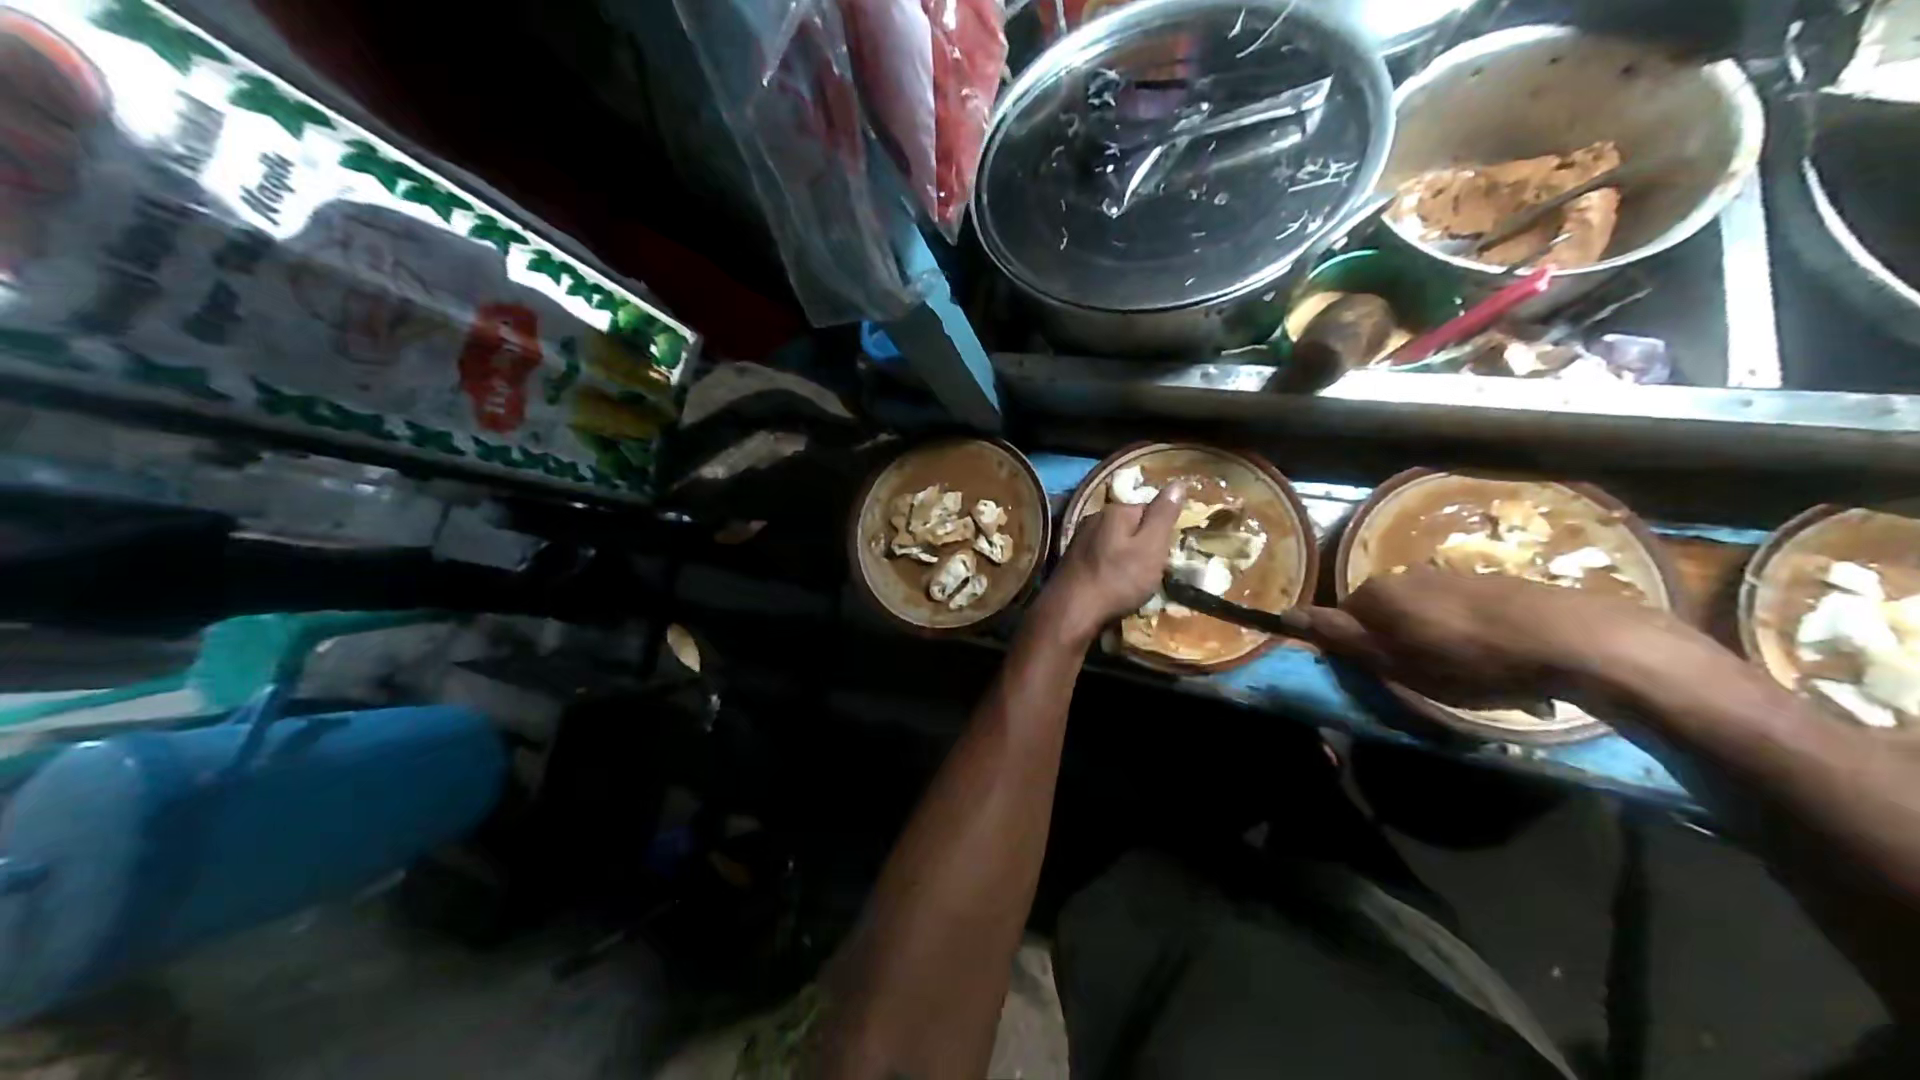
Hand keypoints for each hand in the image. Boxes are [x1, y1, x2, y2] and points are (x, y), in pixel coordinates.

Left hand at [1038, 482, 1185, 642]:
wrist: (1071, 612)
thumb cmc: (1117, 579)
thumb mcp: (1151, 546)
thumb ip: (1163, 515)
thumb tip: (1178, 483)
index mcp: (1115, 511)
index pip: (1149, 510)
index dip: (1162, 533)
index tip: (1165, 554)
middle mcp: (1094, 518)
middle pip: (1131, 527)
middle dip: (1143, 546)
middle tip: (1151, 571)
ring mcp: (1080, 539)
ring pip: (1115, 543)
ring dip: (1126, 559)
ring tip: (1133, 582)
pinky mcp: (1072, 560)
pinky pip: (1101, 558)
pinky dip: (1110, 569)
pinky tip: (1112, 586)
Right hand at [1304, 567, 1696, 707]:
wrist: (1568, 639)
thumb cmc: (1467, 660)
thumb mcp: (1393, 661)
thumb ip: (1338, 636)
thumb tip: (1285, 614)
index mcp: (1375, 594)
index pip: (1340, 619)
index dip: (1356, 650)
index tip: (1379, 676)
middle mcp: (1403, 575)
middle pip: (1380, 614)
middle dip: (1391, 643)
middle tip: (1419, 679)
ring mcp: (1446, 575)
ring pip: (1418, 612)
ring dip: (1428, 638)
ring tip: (1462, 673)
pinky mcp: (1487, 582)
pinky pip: (1454, 611)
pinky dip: (1461, 633)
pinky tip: (1490, 658)